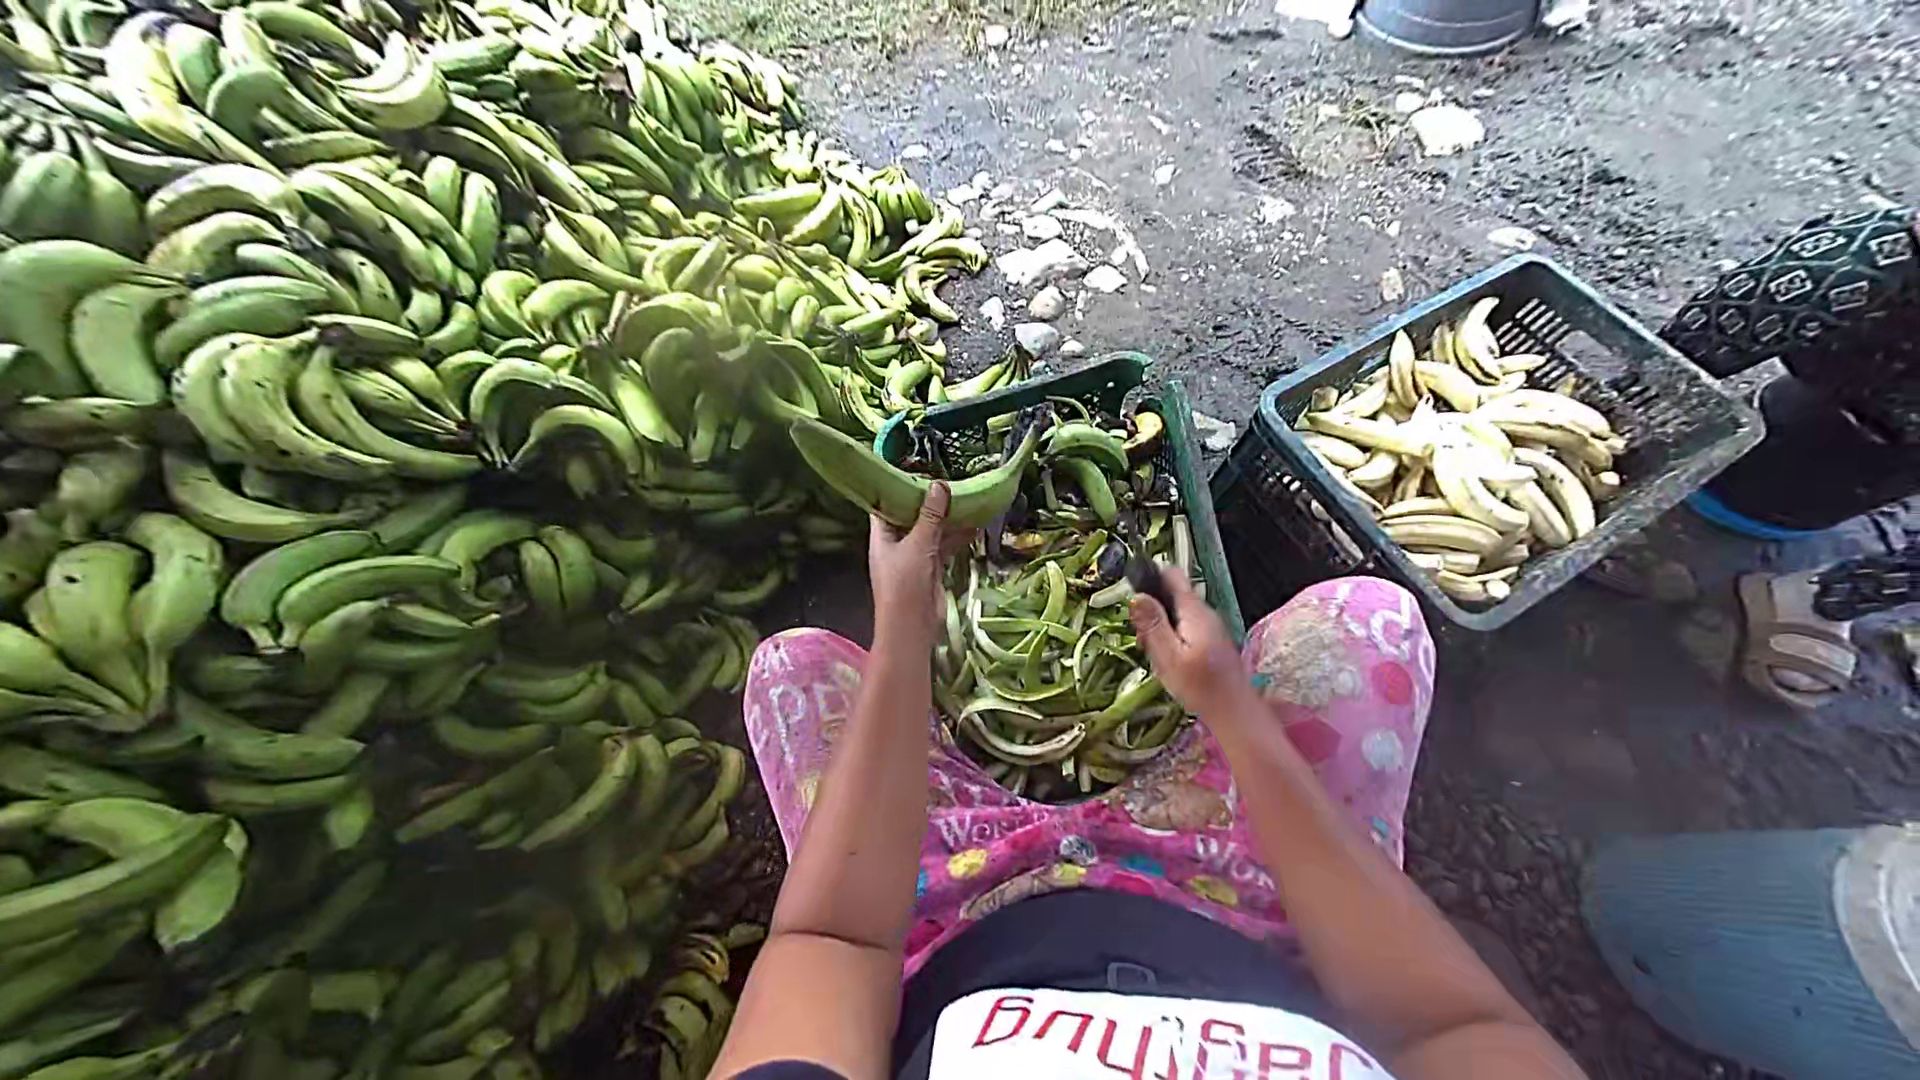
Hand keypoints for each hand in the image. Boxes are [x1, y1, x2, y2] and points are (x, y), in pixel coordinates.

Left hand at [868, 483, 970, 642]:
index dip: (898, 488)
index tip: (917, 470)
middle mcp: (896, 543)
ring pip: (931, 531)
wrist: (912, 627)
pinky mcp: (930, 568)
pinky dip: (957, 537)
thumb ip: (930, 516)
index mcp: (882, 535)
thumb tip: (939, 485)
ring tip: (967, 499)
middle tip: (949, 482)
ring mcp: (914, 556)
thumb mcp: (918, 544)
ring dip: (947, 519)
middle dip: (930, 502)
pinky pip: (944, 546)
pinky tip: (974, 525)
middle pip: (912, 516)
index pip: (886, 504)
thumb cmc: (905, 584)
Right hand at [1130, 566, 1256, 720]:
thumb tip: (1137, 596)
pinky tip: (1169, 661)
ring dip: (1160, 628)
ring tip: (1154, 653)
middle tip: (1143, 639)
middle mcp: (1204, 613)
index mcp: (1193, 611)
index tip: (1135, 601)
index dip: (1150, 580)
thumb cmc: (1200, 687)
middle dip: (1152, 612)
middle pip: (1171, 596)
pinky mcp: (1211, 641)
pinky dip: (1171, 639)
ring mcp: (1210, 626)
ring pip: (1176, 614)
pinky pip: (1185, 628)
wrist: (1235, 713)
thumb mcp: (1168, 657)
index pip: (1172, 576)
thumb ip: (1153, 624)